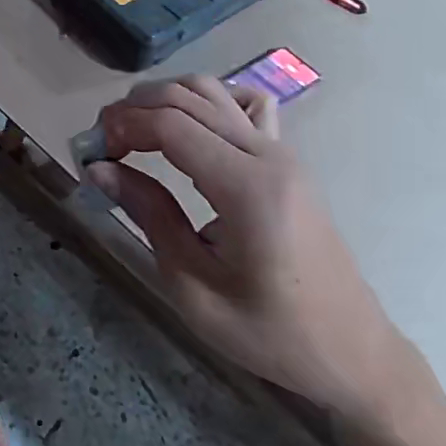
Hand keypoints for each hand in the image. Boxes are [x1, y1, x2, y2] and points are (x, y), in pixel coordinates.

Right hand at [82, 76, 415, 423]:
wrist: (354, 355)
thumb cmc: (269, 331)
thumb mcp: (192, 286)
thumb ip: (147, 214)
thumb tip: (99, 167)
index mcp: (248, 189)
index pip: (169, 124)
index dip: (120, 127)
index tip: (90, 152)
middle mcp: (269, 156)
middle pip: (185, 97)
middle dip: (131, 110)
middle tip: (102, 146)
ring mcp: (283, 153)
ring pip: (211, 90)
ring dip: (161, 100)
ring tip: (133, 134)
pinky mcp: (286, 160)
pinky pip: (242, 104)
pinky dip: (203, 102)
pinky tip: (185, 129)